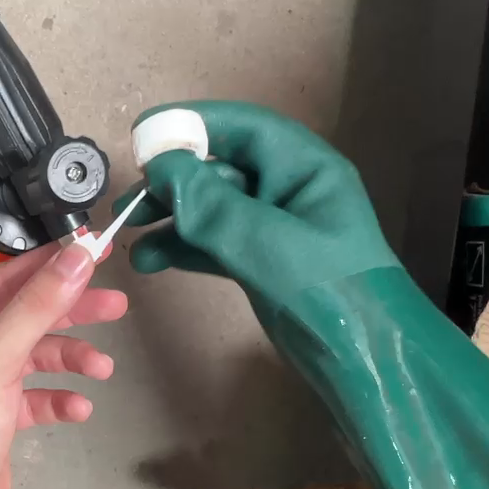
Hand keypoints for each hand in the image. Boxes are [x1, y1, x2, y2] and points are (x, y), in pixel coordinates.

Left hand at [0, 244, 126, 488]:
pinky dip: (59, 399)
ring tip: (102, 369)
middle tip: (117, 305)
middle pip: (27, 315)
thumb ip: (37, 305)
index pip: (7, 279)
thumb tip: (77, 256)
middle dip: (71, 313)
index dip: (52, 265)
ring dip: (71, 359)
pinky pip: (36, 397)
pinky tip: (78, 409)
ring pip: (36, 357)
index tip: (94, 251)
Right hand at [118, 101, 398, 316]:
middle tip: (126, 200)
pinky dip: (178, 249)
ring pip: (207, 210)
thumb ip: (211, 205)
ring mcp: (270, 230)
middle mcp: (285, 191)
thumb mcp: (267, 244)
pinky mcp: (257, 264)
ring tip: (128, 236)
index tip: (141, 136)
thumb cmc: (328, 293)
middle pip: (217, 170)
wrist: (362, 363)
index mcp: (303, 169)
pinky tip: (148, 261)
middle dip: (170, 181)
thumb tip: (160, 167)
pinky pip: (209, 244)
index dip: (192, 125)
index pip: (242, 128)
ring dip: (167, 219)